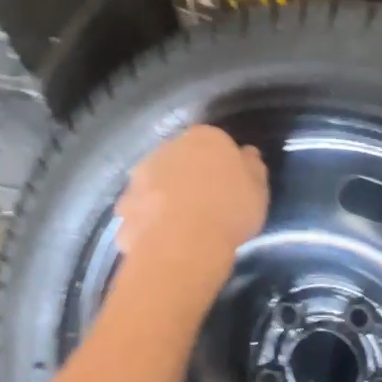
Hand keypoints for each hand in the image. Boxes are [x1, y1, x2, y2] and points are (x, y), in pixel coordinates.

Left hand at [113, 125, 268, 301]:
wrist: (182, 244)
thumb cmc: (229, 210)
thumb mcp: (258, 190)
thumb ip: (252, 167)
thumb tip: (246, 154)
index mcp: (204, 138)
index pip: (214, 142)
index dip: (222, 163)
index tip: (230, 183)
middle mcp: (167, 148)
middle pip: (180, 158)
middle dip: (188, 175)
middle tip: (205, 203)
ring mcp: (139, 178)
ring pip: (155, 183)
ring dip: (164, 196)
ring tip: (181, 225)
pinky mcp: (123, 208)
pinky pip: (140, 212)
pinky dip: (148, 221)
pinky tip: (162, 240)